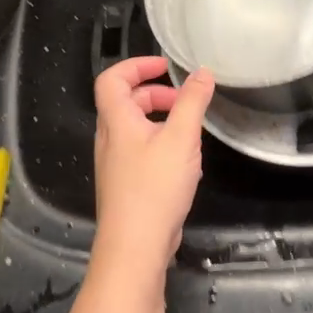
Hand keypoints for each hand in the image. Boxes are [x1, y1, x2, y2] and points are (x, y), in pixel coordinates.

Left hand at [91, 58, 213, 279]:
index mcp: (116, 122)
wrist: (134, 247)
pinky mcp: (126, 185)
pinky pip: (140, 151)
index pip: (112, 79)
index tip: (165, 66)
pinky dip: (160, 143)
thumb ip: (193, 102)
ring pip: (134, 128)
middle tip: (184, 100)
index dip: (136, 65)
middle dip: (155, 93)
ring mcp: (115, 164)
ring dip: (160, 119)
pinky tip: (184, 162)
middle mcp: (110, 140)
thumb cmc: (155, 187)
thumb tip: (202, 72)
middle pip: (124, 102)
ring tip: (189, 130)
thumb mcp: (181, 139)